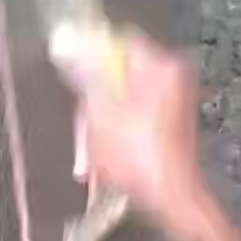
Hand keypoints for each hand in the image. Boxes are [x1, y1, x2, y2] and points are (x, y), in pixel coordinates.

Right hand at [51, 24, 208, 226]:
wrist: (170, 197)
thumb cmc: (141, 159)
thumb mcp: (101, 112)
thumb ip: (86, 73)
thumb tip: (70, 44)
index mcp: (160, 67)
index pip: (117, 42)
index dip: (89, 57)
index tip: (72, 74)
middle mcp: (170, 80)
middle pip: (116, 74)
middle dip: (93, 102)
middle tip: (83, 128)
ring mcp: (171, 104)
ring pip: (119, 101)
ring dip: (99, 124)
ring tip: (92, 152)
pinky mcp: (166, 127)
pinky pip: (131, 119)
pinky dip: (115, 135)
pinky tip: (105, 158)